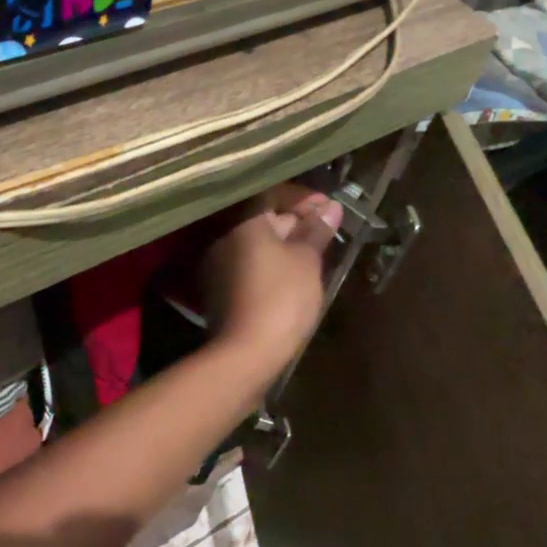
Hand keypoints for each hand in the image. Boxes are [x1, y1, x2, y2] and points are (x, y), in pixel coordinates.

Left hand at [201, 185, 342, 368]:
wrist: (246, 353)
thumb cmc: (281, 298)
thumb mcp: (306, 260)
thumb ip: (316, 231)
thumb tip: (329, 209)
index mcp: (242, 221)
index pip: (272, 193)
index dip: (303, 198)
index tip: (329, 208)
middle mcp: (223, 237)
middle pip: (261, 219)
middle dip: (294, 222)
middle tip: (324, 233)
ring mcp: (216, 266)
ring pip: (254, 245)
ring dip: (282, 245)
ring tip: (312, 255)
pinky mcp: (218, 292)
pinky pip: (247, 267)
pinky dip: (268, 266)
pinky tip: (290, 276)